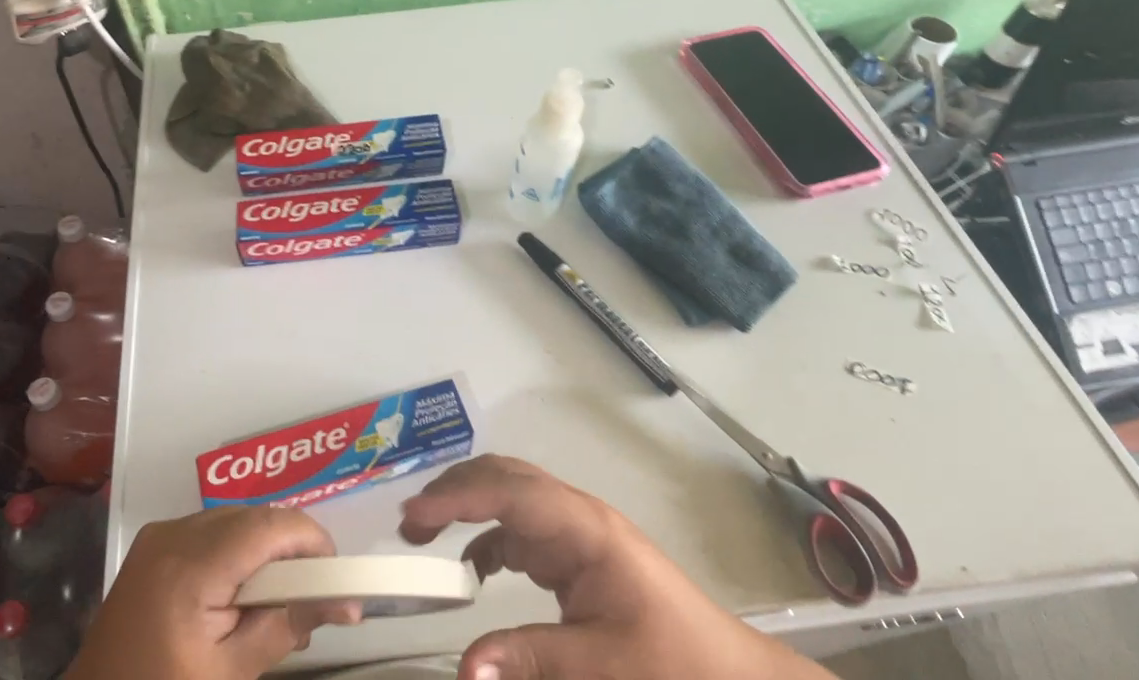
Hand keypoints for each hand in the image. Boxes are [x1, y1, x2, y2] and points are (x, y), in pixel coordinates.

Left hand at [66, 506, 361, 679]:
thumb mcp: (230, 672)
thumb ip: (286, 626)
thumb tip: (346, 602)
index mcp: (190, 566)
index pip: (268, 526)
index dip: (311, 541)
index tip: (338, 577)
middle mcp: (174, 533)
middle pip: (255, 519)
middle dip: (292, 552)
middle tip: (311, 602)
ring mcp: (161, 534)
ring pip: (236, 520)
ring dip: (266, 552)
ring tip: (277, 606)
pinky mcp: (155, 543)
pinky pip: (212, 531)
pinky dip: (238, 553)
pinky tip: (242, 596)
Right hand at [400, 455, 834, 679]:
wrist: (729, 675)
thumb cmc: (676, 662)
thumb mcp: (603, 666)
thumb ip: (531, 660)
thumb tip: (464, 667)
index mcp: (587, 531)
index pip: (512, 494)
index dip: (459, 498)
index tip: (413, 518)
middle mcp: (577, 518)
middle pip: (506, 478)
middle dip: (454, 489)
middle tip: (409, 524)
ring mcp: (575, 533)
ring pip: (509, 496)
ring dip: (465, 506)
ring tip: (422, 535)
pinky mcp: (575, 555)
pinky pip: (519, 530)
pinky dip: (485, 539)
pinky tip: (469, 568)